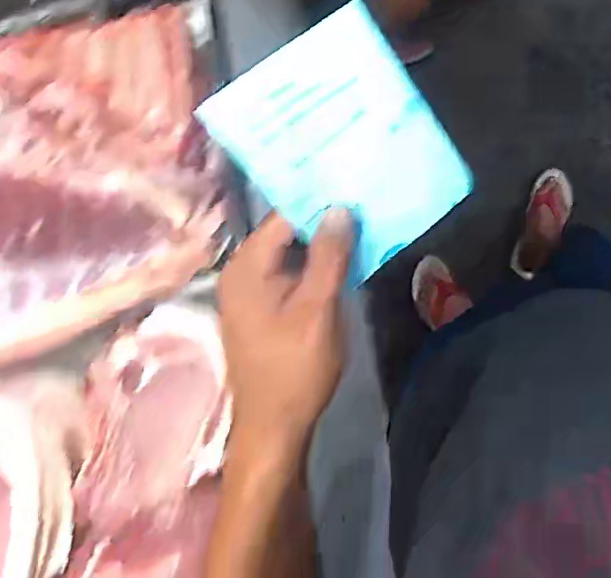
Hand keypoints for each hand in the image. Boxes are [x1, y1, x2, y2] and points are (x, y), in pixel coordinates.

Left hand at [217, 209, 353, 451]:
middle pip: (289, 228)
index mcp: (247, 268)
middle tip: (368, 199)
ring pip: (294, 247)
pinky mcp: (268, 302)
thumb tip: (340, 207)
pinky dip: (320, 258)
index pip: (286, 215)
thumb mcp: (318, 307)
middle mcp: (243, 271)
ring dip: (326, 237)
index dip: (321, 199)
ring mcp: (253, 288)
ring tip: (366, 218)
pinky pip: (295, 265)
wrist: (276, 427)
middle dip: (326, 215)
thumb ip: (329, 255)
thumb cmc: (295, 366)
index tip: (357, 183)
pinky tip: (350, 252)